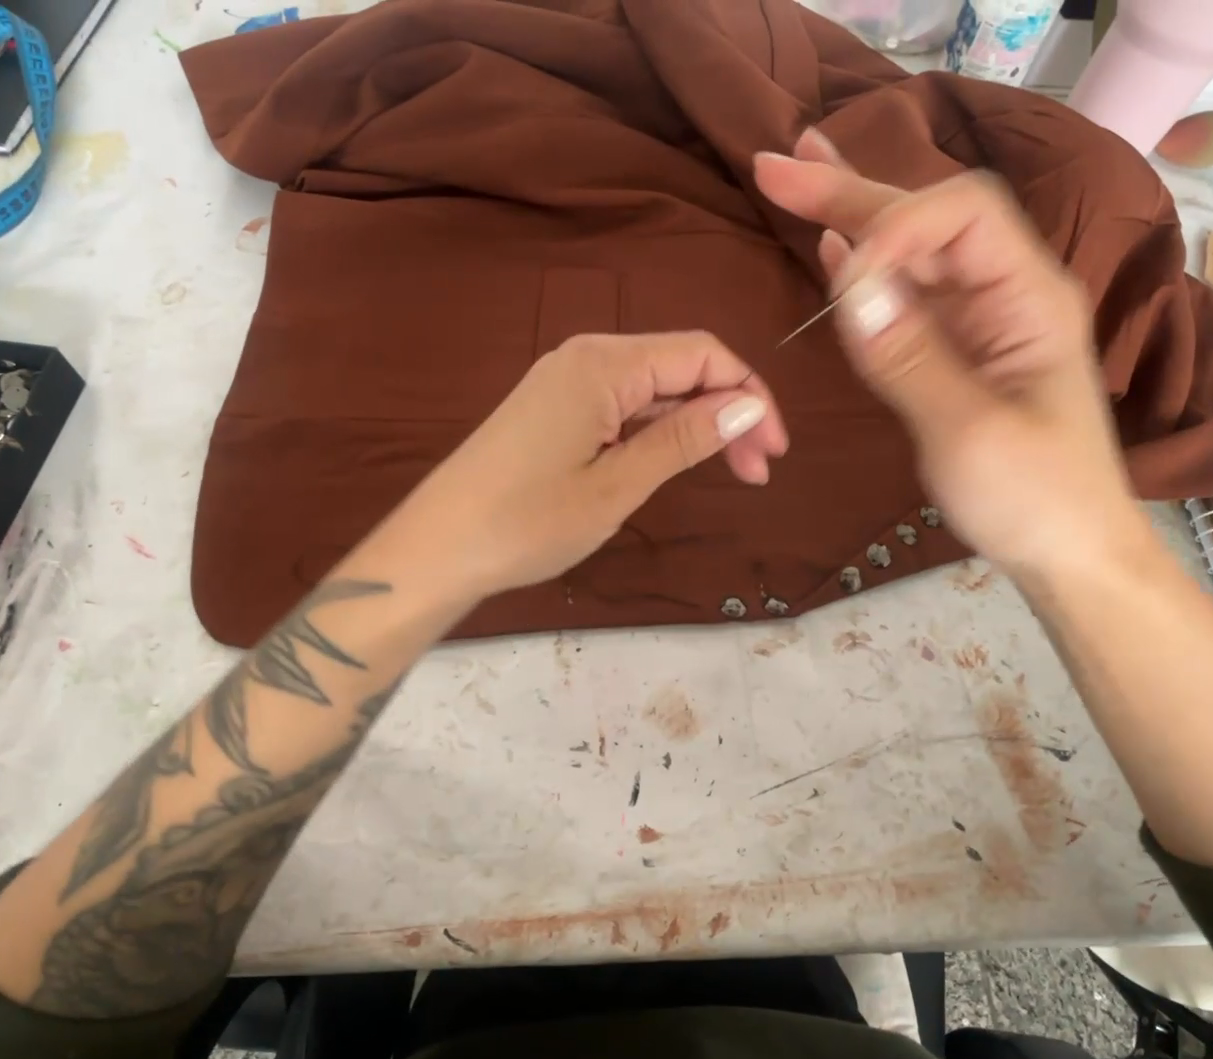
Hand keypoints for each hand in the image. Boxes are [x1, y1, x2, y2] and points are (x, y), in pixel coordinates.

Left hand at [381, 332, 788, 600]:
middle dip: (727, 412)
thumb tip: (748, 405)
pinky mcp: (552, 408)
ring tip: (728, 474)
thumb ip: (684, 439)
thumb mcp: (617, 485)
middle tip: (757, 474)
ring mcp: (564, 381)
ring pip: (653, 388)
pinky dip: (657, 430)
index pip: (703, 355)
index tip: (775, 452)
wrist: (437, 549)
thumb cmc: (527, 522)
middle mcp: (585, 357)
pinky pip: (622, 405)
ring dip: (695, 424)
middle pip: (680, 367)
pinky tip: (673, 462)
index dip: (751, 395)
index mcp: (604, 364)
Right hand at [754, 131, 1153, 578]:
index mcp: (1028, 298)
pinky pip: (903, 299)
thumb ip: (909, 356)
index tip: (843, 278)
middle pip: (927, 220)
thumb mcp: (970, 433)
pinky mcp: (952, 355)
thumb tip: (849, 284)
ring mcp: (976, 324)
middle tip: (777, 165)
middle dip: (852, 192)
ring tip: (792, 182)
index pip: (960, 215)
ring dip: (849, 217)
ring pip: (909, 254)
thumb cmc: (1035, 499)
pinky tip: (829, 249)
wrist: (1068, 553)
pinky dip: (862, 271)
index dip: (895, 225)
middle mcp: (1003, 294)